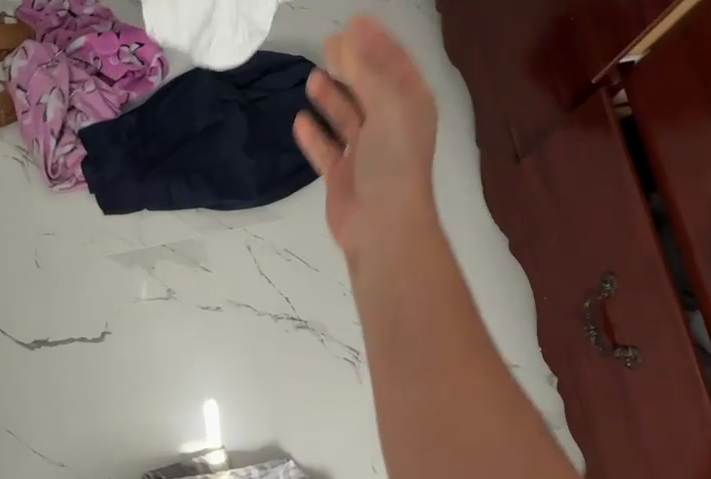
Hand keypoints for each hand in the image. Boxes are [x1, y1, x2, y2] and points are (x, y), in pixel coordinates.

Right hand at [293, 16, 439, 263]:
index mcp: (410, 105)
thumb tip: (352, 27)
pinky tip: (300, 121)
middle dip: (350, 66)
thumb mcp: (386, 103)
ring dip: (331, 97)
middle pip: (368, 88)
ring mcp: (365, 153)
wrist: (381, 224)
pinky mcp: (342, 177)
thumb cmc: (392, 160)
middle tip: (327, 44)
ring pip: (346, 118)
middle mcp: (389, 126)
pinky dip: (315, 136)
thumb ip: (367, 67)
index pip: (394, 64)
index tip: (352, 23)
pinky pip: (327, 150)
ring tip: (312, 78)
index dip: (375, 42)